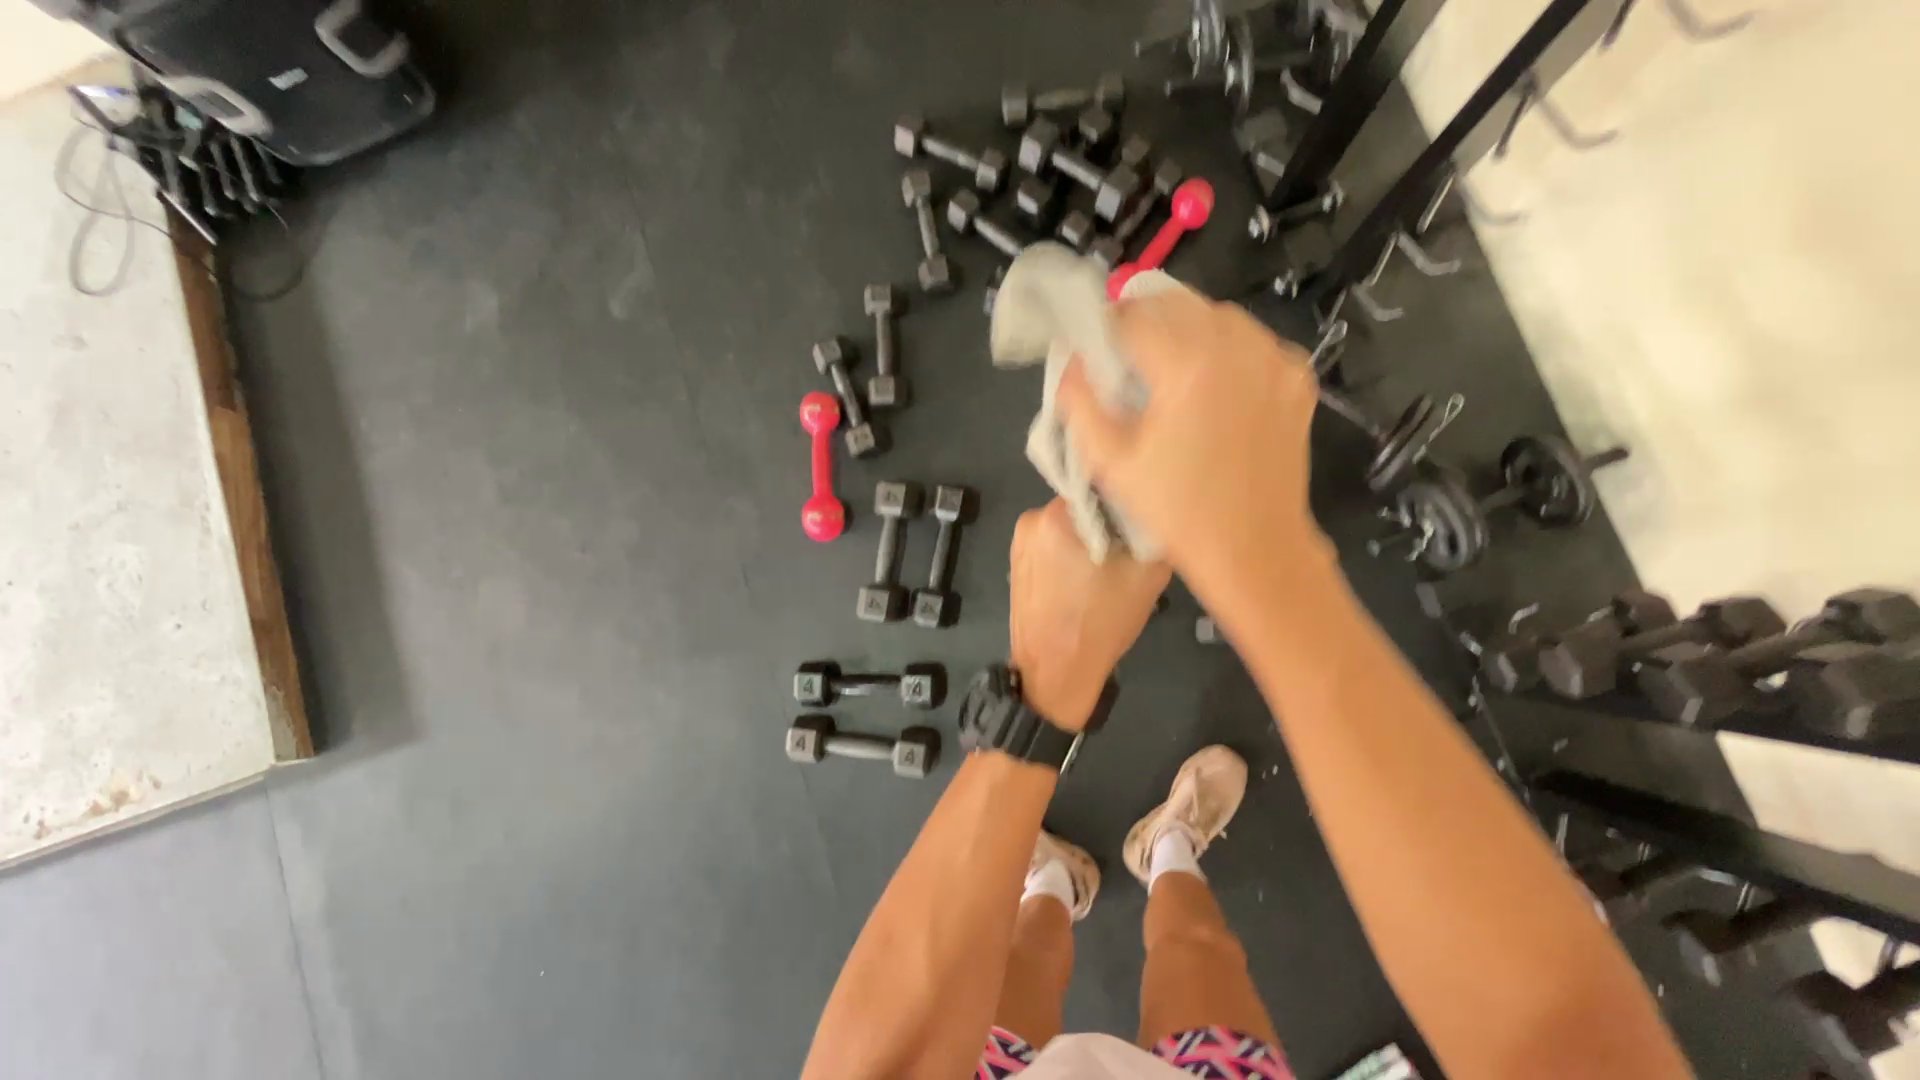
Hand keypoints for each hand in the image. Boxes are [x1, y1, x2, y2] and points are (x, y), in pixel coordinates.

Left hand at [1009, 499, 1171, 731]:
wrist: (1055, 672)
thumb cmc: (1101, 622)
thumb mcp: (1148, 573)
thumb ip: (1152, 529)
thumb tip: (1155, 509)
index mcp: (1058, 514)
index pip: (1104, 486)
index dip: (1128, 503)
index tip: (1143, 522)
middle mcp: (1031, 519)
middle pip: (1085, 506)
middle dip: (1109, 524)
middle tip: (1130, 553)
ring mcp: (1019, 543)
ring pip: (1069, 527)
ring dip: (1090, 541)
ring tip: (1108, 573)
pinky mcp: (1016, 565)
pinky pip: (1053, 547)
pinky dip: (1071, 558)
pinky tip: (1085, 585)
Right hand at [1056, 290, 1331, 604]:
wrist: (1255, 546)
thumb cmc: (1177, 510)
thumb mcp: (1110, 462)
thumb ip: (1080, 402)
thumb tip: (1072, 363)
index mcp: (1187, 365)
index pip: (1133, 315)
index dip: (1105, 325)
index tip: (1093, 346)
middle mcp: (1235, 348)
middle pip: (1177, 303)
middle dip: (1145, 319)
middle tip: (1125, 352)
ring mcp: (1273, 359)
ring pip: (1218, 315)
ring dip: (1186, 327)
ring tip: (1168, 364)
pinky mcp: (1295, 378)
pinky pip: (1252, 341)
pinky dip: (1226, 348)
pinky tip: (1212, 381)